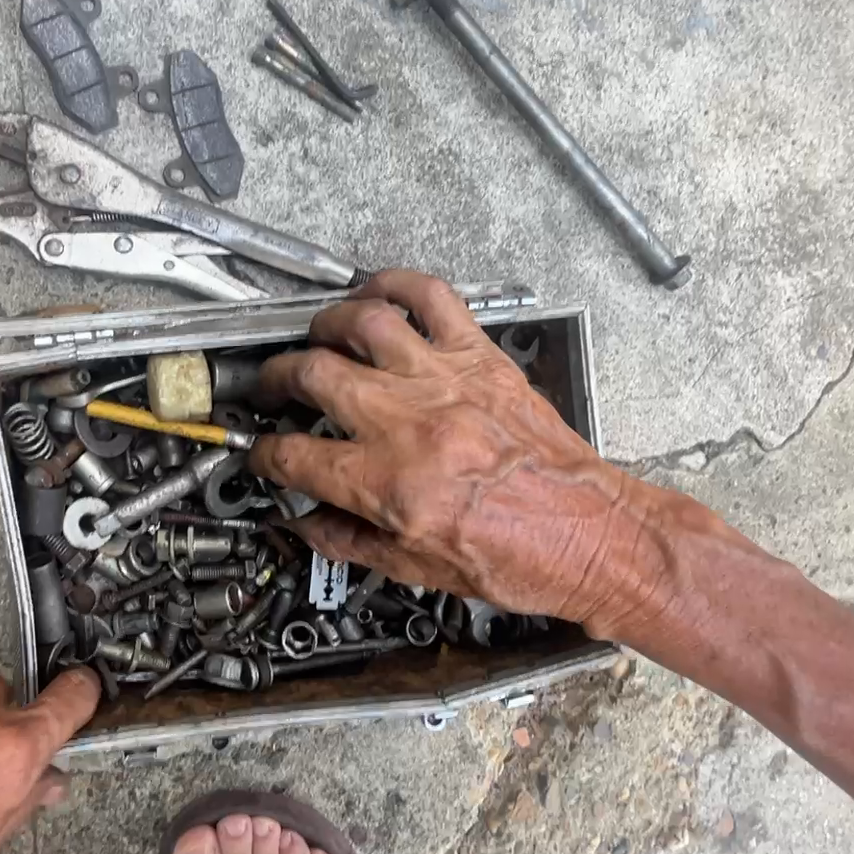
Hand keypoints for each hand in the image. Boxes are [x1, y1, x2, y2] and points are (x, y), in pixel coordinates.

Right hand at [248, 270, 677, 639]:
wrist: (589, 535)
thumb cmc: (518, 556)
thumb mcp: (416, 569)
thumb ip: (347, 540)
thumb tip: (303, 523)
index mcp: (387, 484)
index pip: (294, 456)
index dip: (264, 455)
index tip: (264, 453)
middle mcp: (407, 423)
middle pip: (313, 375)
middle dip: (275, 379)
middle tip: (273, 388)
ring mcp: (443, 382)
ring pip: (362, 324)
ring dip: (325, 326)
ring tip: (316, 338)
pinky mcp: (479, 359)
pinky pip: (431, 299)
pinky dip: (396, 284)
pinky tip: (375, 292)